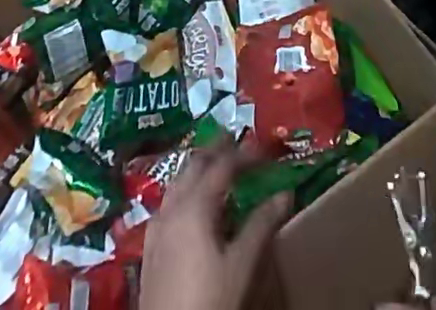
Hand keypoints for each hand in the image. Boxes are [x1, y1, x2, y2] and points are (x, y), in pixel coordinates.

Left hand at [140, 143, 291, 309]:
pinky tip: (194, 205)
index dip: (244, 152)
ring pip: (177, 183)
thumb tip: (286, 194)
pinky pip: (168, 204)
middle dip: (216, 150)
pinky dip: (185, 190)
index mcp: (194, 207)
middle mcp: (171, 209)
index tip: (265, 146)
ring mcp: (156, 230)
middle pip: (193, 166)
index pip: (222, 165)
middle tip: (237, 141)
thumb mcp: (242, 265)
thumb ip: (262, 224)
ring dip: (198, 169)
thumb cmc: (208, 302)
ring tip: (218, 166)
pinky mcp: (150, 249)